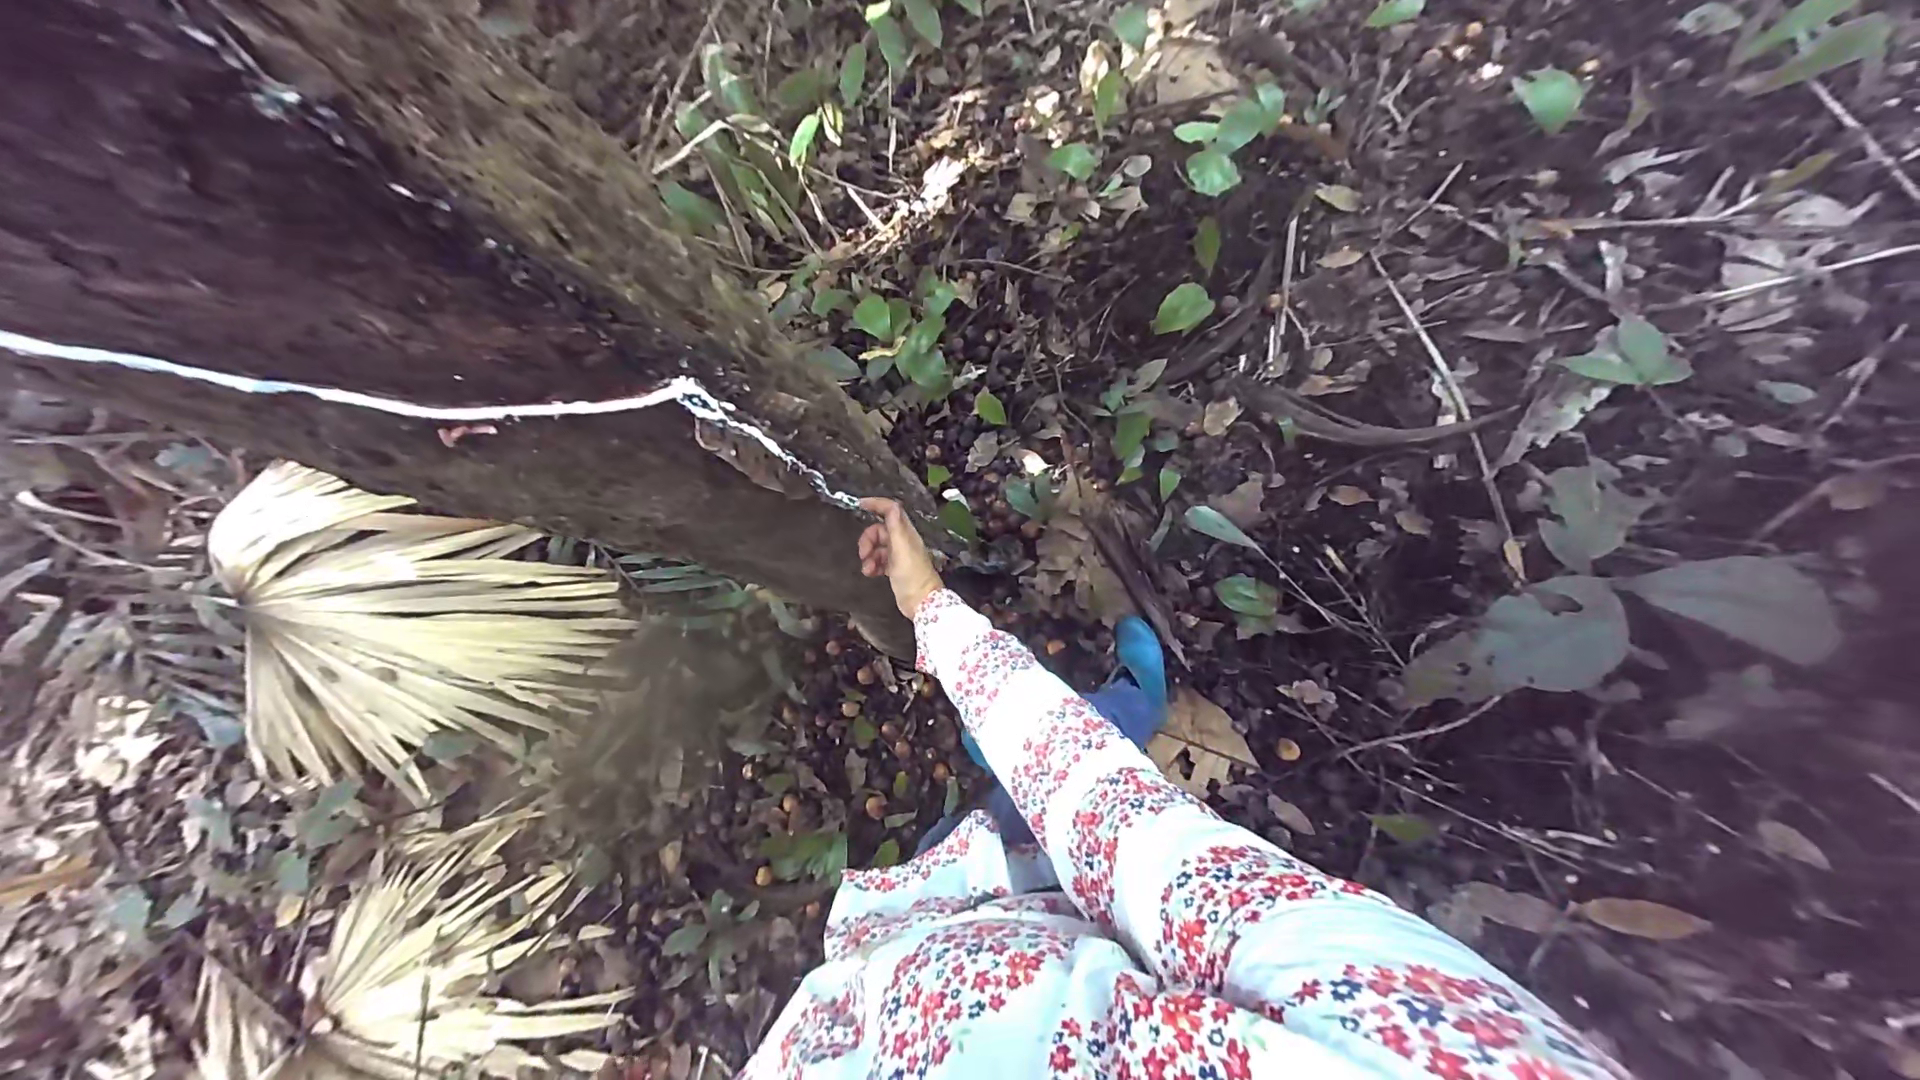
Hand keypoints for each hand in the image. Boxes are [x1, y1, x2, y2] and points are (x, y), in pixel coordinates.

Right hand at [857, 497, 943, 618]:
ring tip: (868, 568)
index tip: (860, 505)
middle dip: (868, 539)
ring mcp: (898, 555)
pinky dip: (871, 565)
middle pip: (880, 530)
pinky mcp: (894, 568)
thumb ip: (896, 526)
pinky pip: (878, 560)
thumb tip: (890, 505)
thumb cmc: (912, 575)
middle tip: (864, 553)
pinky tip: (870, 573)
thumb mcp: (902, 547)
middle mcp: (903, 541)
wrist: (920, 602)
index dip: (877, 504)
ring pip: (877, 546)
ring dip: (868, 555)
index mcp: (906, 533)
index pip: (891, 510)